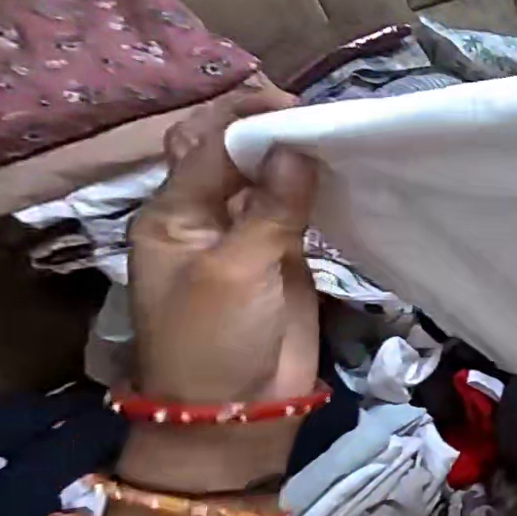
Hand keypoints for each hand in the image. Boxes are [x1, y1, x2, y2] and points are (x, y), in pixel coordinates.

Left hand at [119, 87, 318, 491]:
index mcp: (173, 215)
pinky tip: (343, 174)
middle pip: (232, 154)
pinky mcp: (285, 255)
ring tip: (337, 136)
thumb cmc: (215, 341)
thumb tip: (296, 149)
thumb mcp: (236, 272)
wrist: (239, 409)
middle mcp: (208, 216)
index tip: (299, 106)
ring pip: (269, 179)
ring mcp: (249, 235)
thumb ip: (269, 211)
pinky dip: (318, 188)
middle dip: (268, 126)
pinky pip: (299, 209)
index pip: (208, 147)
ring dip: (297, 156)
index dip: (248, 119)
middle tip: (319, 116)